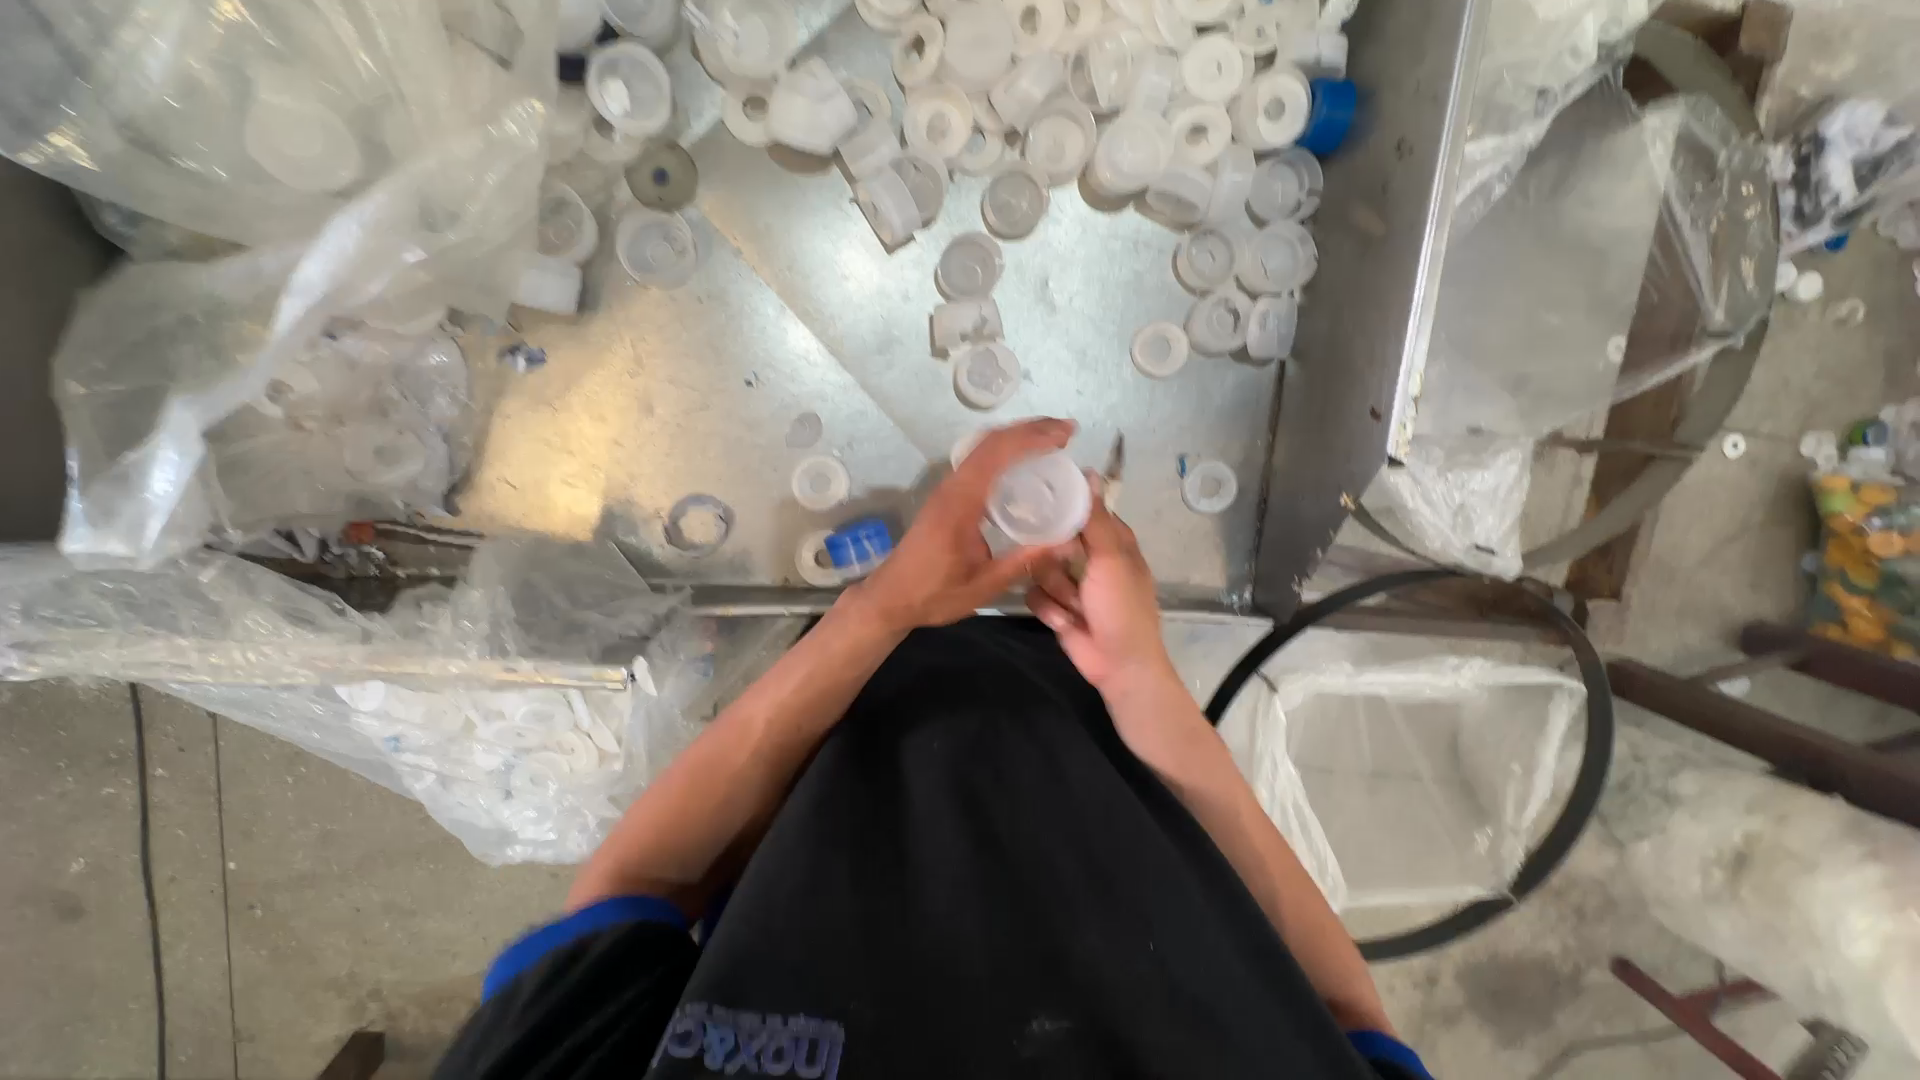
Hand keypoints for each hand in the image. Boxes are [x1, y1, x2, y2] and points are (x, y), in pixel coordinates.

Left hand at [851, 418, 1077, 633]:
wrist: (891, 598)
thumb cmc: (933, 594)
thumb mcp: (983, 586)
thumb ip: (1022, 563)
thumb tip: (1067, 543)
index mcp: (960, 503)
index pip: (996, 454)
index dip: (1032, 438)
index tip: (1065, 435)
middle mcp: (952, 488)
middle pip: (990, 442)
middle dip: (1030, 430)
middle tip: (1067, 432)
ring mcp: (947, 490)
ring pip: (982, 448)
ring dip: (1016, 438)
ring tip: (1051, 441)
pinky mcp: (947, 497)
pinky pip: (978, 463)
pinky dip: (1004, 453)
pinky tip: (1023, 465)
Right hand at [1025, 484, 1177, 696]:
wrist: (1119, 665)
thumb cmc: (1123, 607)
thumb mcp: (1111, 558)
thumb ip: (1095, 518)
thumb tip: (1089, 473)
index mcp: (1112, 542)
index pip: (1083, 510)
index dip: (1063, 506)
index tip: (1039, 496)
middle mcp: (1090, 559)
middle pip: (1052, 538)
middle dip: (1053, 556)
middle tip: (1062, 563)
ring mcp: (1070, 584)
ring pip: (1039, 568)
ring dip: (1056, 589)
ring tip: (1074, 605)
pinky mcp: (1054, 608)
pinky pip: (1034, 595)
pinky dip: (1050, 610)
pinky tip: (1066, 622)